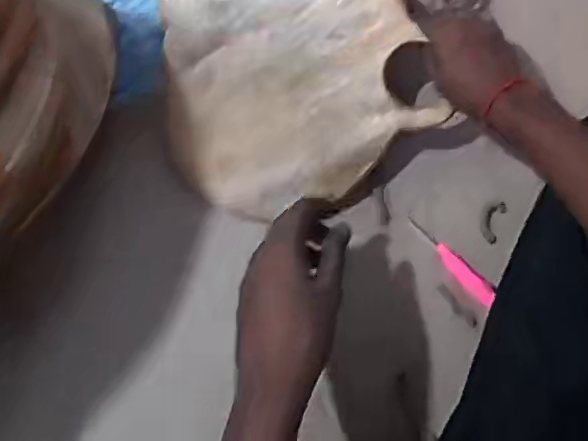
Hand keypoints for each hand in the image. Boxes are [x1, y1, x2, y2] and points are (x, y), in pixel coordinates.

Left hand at [230, 201, 347, 436]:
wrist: (269, 384)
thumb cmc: (306, 332)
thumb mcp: (329, 290)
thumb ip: (335, 253)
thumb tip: (341, 227)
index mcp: (279, 249)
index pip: (298, 210)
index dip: (319, 205)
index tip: (337, 210)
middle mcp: (260, 256)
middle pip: (283, 225)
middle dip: (307, 223)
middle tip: (331, 234)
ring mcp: (249, 277)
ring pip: (273, 245)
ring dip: (296, 243)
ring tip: (320, 260)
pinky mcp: (246, 296)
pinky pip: (266, 264)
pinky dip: (284, 260)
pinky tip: (301, 282)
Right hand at [418, 13, 532, 118]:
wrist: (504, 96)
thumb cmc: (465, 90)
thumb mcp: (438, 78)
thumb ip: (430, 56)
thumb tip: (428, 45)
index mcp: (443, 29)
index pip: (424, 18)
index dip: (420, 23)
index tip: (419, 29)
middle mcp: (463, 19)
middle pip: (447, 17)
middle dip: (443, 26)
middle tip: (441, 40)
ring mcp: (483, 23)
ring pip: (466, 21)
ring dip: (462, 30)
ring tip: (461, 44)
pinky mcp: (499, 32)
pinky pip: (482, 29)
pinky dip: (478, 36)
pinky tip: (479, 48)